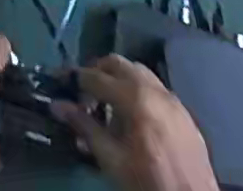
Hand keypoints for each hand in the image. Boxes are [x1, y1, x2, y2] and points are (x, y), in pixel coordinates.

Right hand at [51, 55, 219, 190]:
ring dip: (118, 79)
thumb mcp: (111, 159)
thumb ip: (83, 126)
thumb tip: (56, 105)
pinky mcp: (185, 115)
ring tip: (108, 103)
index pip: (94, 76)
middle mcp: (155, 91)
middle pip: (116, 63)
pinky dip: (138, 91)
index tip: (58, 82)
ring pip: (138, 72)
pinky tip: (133, 117)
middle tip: (84, 93)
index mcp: (135, 98)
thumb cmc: (149, 184)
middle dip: (96, 72)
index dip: (73, 78)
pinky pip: (155, 89)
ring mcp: (173, 101)